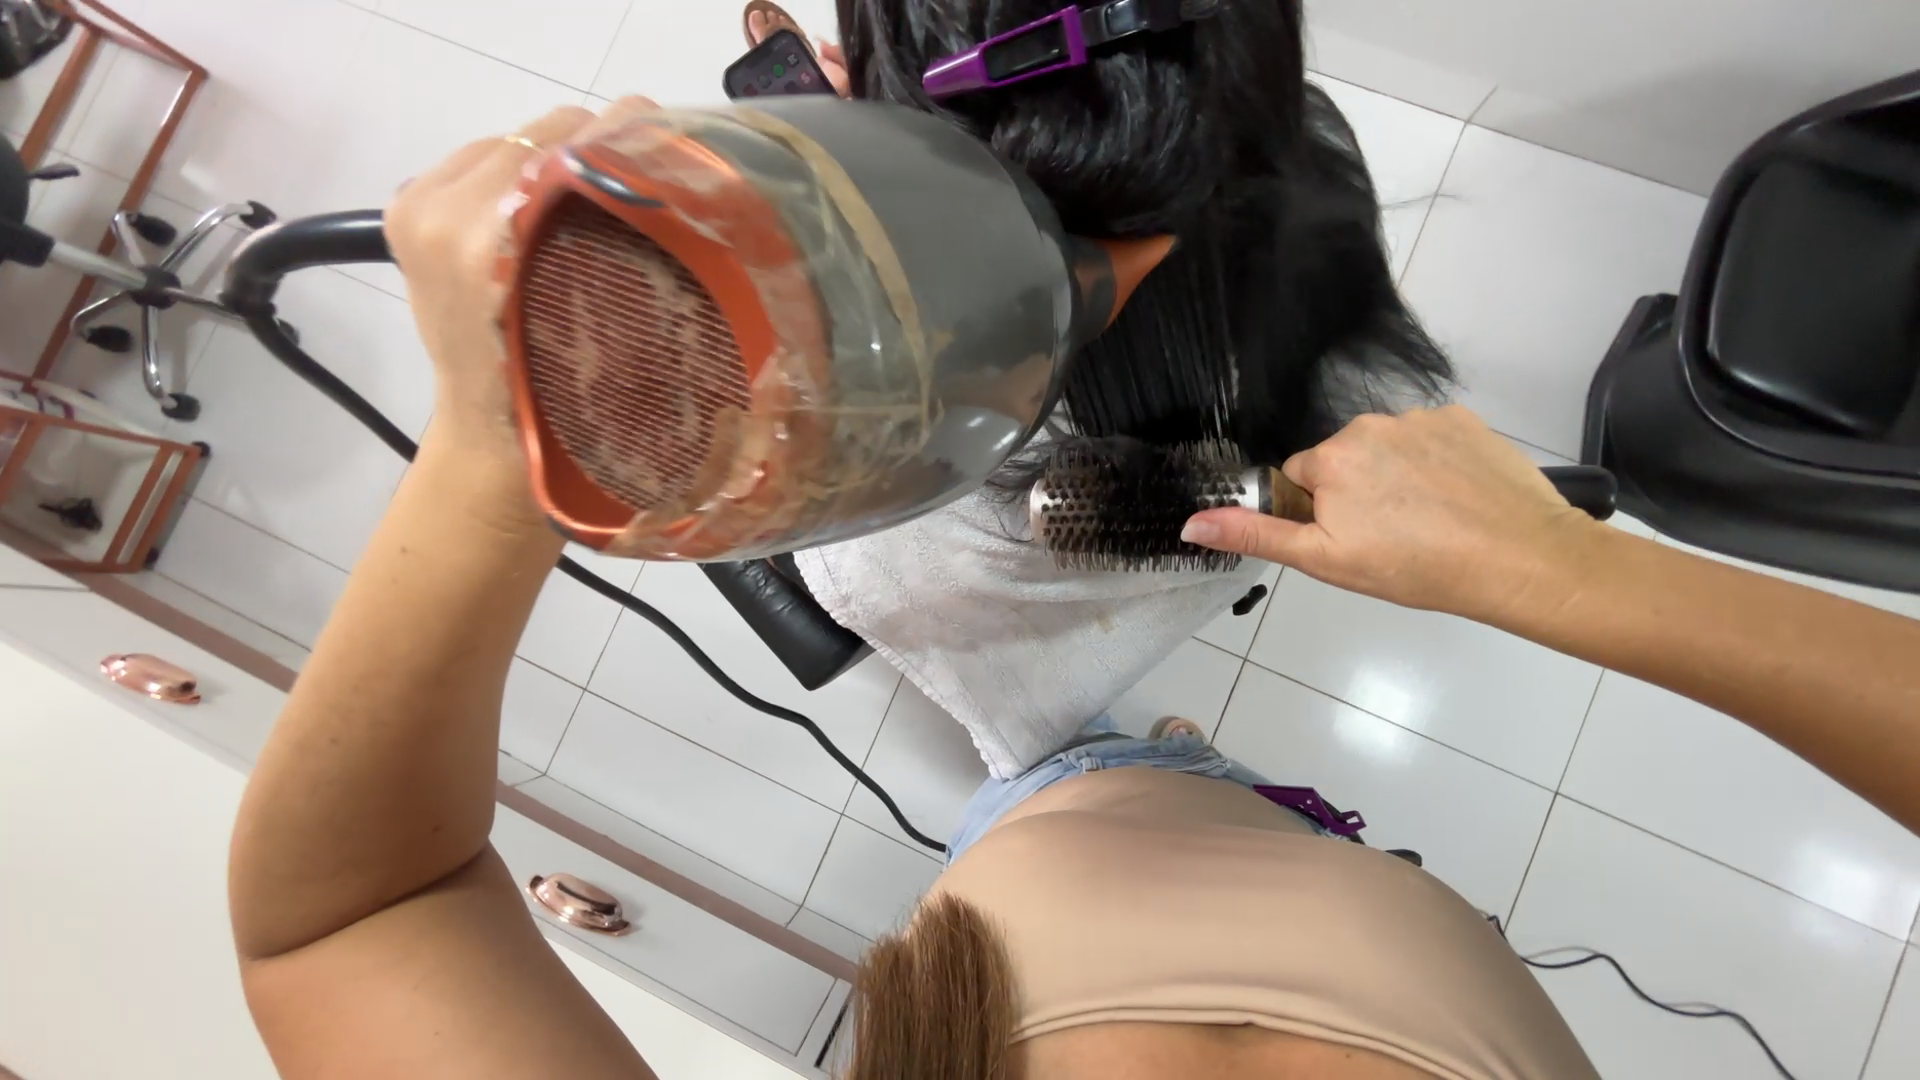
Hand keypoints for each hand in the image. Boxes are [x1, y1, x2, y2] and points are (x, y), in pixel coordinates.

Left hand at [384, 97, 656, 468]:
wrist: (495, 441)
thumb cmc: (566, 405)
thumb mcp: (612, 322)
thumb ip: (625, 239)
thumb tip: (667, 166)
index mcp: (480, 236)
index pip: (568, 144)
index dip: (628, 145)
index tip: (672, 158)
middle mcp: (435, 208)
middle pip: (535, 135)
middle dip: (595, 152)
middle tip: (645, 182)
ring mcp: (415, 206)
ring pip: (510, 144)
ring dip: (562, 163)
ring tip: (606, 198)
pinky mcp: (409, 213)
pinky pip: (480, 163)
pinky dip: (525, 174)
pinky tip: (558, 211)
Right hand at [1181, 406, 1605, 622]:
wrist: (1522, 561)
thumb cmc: (1413, 567)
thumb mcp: (1323, 559)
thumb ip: (1256, 534)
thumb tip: (1191, 522)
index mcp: (1330, 456)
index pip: (1299, 478)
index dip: (1317, 513)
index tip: (1350, 540)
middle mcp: (1369, 424)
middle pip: (1339, 460)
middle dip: (1351, 492)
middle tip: (1387, 535)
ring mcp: (1421, 418)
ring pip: (1383, 450)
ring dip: (1391, 477)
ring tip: (1426, 520)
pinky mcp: (1464, 419)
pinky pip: (1426, 439)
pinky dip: (1431, 463)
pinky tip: (1453, 497)